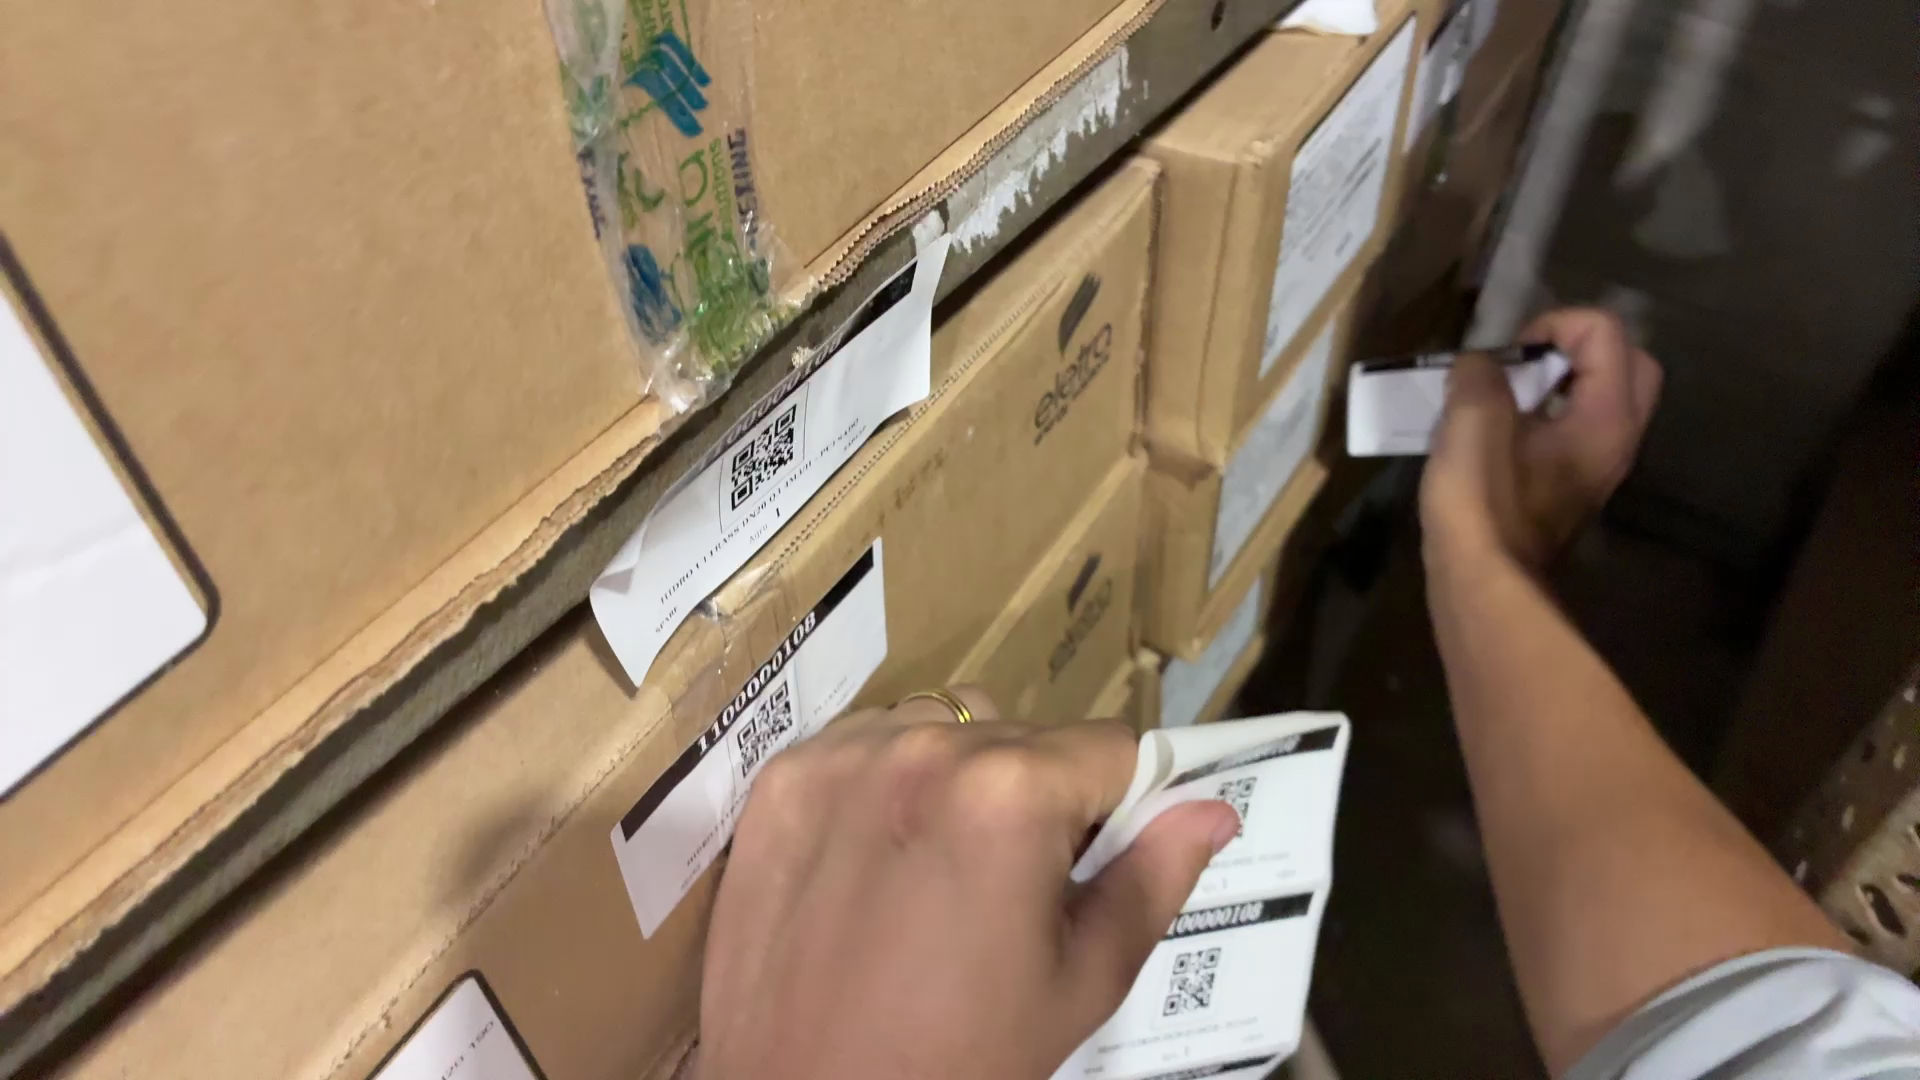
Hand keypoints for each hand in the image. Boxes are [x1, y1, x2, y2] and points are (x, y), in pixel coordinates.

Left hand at [696, 689, 1240, 1079]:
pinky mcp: (785, 772)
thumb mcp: (1080, 980)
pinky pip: (866, 739)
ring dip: (961, 768)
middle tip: (1009, 871)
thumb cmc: (961, 1057)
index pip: (1109, 745)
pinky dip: (885, 773)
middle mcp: (926, 744)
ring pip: (944, 721)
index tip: (1094, 845)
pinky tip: (873, 843)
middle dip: (1038, 786)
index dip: (1117, 796)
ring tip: (939, 851)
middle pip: (1023, 729)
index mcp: (1012, 792)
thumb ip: (1153, 877)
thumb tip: (1212, 807)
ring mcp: (845, 752)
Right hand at [1419, 308, 1661, 572]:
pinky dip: (1541, 415)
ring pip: (1597, 399)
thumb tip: (1477, 364)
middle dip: (1572, 348)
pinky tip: (1492, 435)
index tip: (1504, 356)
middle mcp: (1617, 437)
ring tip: (1498, 397)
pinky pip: (1570, 431)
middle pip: (1623, 364)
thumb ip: (1478, 380)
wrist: (1481, 579)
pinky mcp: (1566, 487)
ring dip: (1555, 383)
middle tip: (1519, 364)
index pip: (1606, 333)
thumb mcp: (1471, 428)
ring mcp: (1594, 466)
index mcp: (1606, 416)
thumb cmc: (1480, 504)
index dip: (1552, 325)